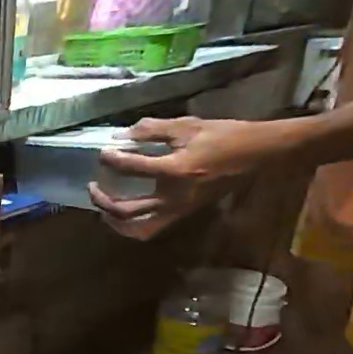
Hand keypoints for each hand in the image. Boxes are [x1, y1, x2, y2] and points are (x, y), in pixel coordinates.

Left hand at [88, 116, 281, 239]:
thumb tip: (121, 135)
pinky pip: (153, 227)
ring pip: (138, 228)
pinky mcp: (185, 214)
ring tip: (102, 207)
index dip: (112, 159)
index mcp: (176, 171)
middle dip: (102, 201)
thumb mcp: (188, 125)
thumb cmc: (226, 135)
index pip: (132, 168)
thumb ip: (152, 129)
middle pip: (126, 210)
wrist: (260, 153)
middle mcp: (175, 197)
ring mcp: (180, 210)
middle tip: (92, 187)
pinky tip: (124, 213)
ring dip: (115, 221)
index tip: (103, 153)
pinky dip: (133, 224)